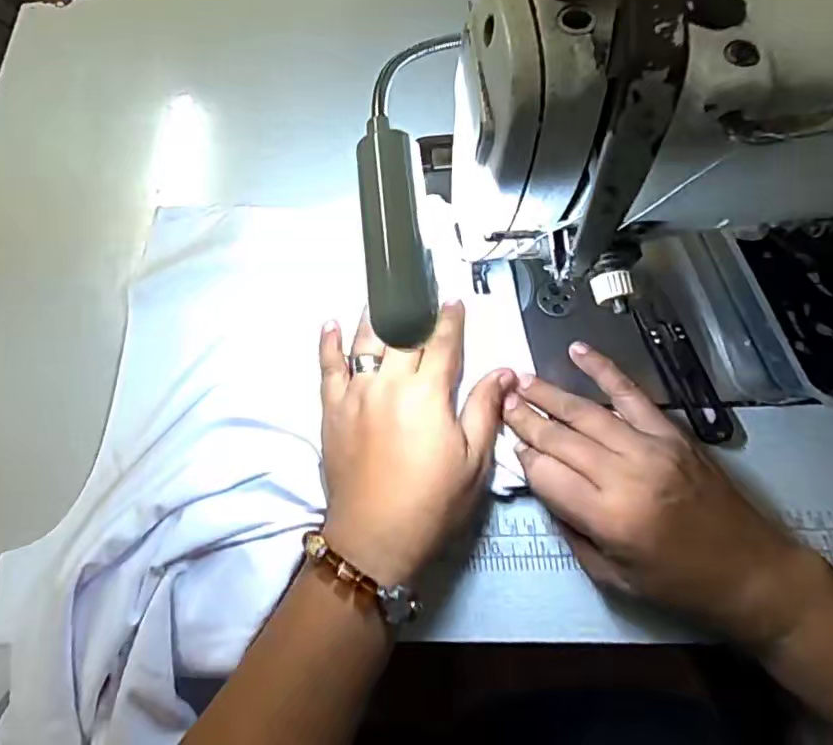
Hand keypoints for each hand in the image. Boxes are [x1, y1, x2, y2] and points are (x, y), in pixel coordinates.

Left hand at [318, 302, 512, 586]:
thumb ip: (485, 409)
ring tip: (383, 296)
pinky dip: (328, 343)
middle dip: (414, 308)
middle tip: (420, 292)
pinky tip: (331, 323)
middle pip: (402, 333)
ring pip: (364, 341)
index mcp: (427, 394)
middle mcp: (389, 383)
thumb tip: (504, 372)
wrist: (372, 541)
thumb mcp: (473, 460)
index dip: (450, 320)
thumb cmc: (431, 502)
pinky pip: (327, 367)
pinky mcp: (331, 410)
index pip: (442, 343)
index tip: (453, 301)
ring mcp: (356, 394)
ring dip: (375, 315)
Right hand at [502, 343, 831, 647]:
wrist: (749, 569)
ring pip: (589, 412)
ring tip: (522, 380)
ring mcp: (651, 446)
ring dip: (551, 393)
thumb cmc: (679, 584)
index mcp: (609, 517)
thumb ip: (573, 530)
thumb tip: (543, 485)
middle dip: (527, 418)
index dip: (524, 458)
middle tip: (501, 399)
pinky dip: (604, 369)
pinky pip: (631, 393)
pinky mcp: (671, 431)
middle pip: (563, 438)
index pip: (548, 474)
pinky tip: (579, 351)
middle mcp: (626, 474)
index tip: (508, 442)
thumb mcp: (614, 577)